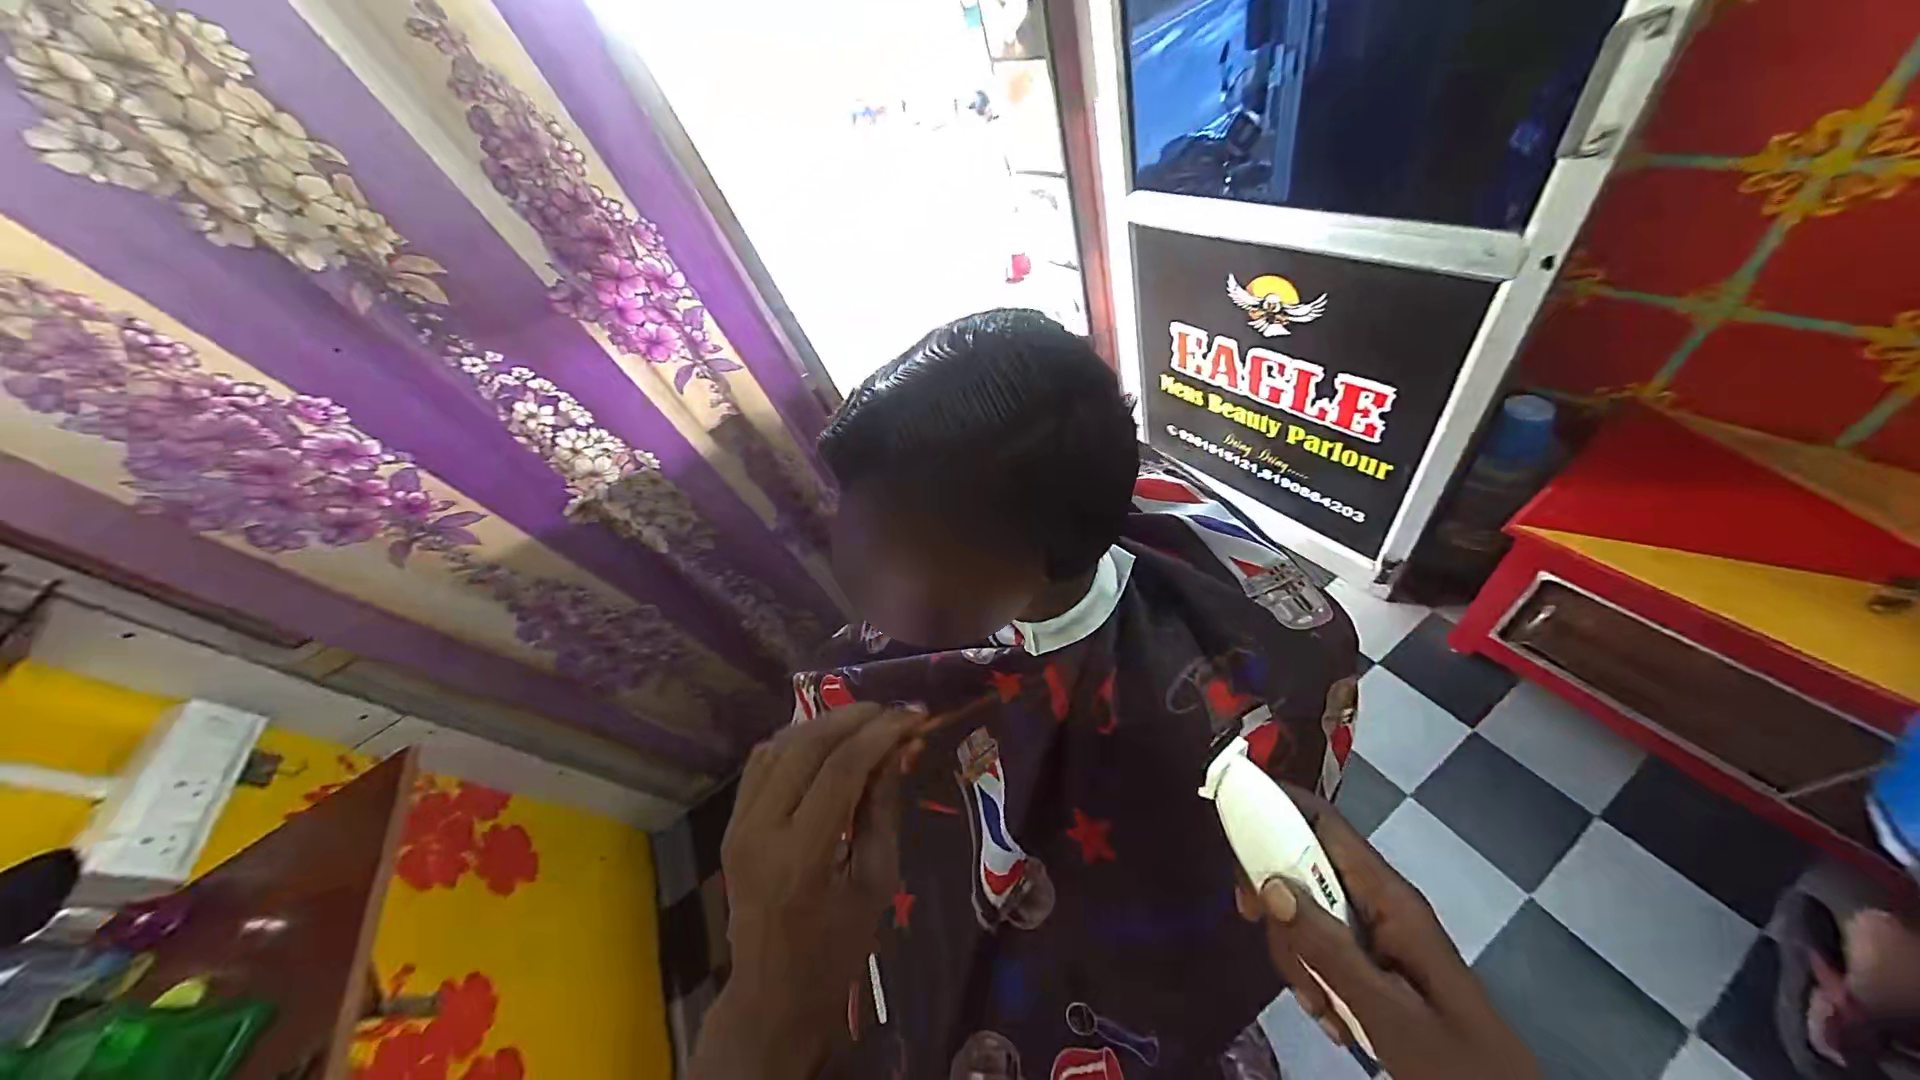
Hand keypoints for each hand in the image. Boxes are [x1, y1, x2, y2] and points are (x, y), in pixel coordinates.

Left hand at [689, 703, 923, 1079]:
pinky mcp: (730, 823)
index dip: (881, 733)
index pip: (842, 769)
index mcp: (801, 856)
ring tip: (865, 719)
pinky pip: (761, 762)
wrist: (772, 992)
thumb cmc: (837, 947)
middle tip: (892, 710)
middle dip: (854, 717)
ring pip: (779, 745)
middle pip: (807, 746)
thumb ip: (883, 808)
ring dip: (824, 723)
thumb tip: (898, 748)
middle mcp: (760, 830)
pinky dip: (795, 740)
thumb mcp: (877, 880)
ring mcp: (737, 824)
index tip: (914, 716)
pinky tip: (824, 738)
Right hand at [1240, 787, 1539, 1079]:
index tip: (1230, 822)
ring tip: (1319, 1005)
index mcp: (1388, 896)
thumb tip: (1269, 884)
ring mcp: (1372, 928)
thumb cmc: (1456, 1062)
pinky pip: (1316, 941)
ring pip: (1301, 906)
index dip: (1275, 805)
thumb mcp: (1388, 1012)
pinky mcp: (1367, 957)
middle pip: (1300, 862)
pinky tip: (1327, 1012)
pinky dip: (1308, 969)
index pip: (1323, 821)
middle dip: (1272, 893)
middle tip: (1253, 922)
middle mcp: (1377, 900)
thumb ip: (1327, 947)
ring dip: (1292, 947)